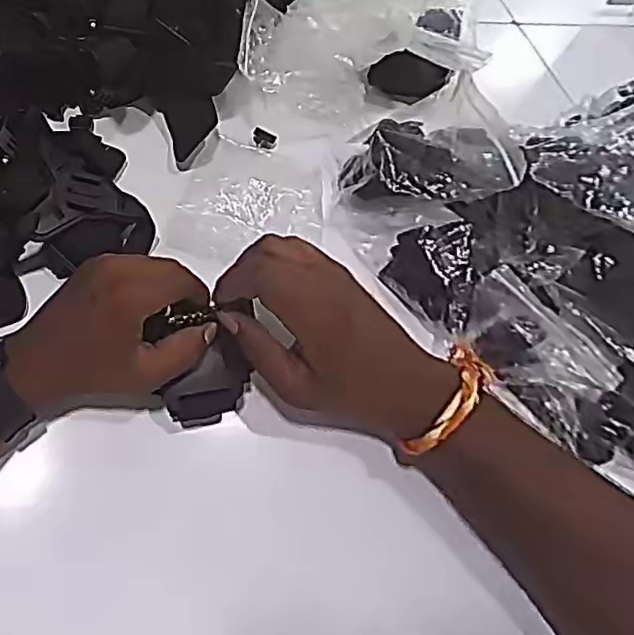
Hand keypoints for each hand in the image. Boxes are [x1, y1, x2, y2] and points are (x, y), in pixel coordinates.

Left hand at [4, 254, 213, 416]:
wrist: (38, 364)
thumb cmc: (81, 369)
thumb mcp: (146, 373)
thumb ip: (186, 351)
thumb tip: (206, 332)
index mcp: (127, 291)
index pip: (183, 278)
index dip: (200, 299)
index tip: (201, 318)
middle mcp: (112, 269)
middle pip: (169, 267)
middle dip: (184, 291)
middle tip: (185, 320)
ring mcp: (99, 264)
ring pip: (151, 263)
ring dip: (164, 285)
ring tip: (161, 319)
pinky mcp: (91, 267)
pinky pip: (130, 264)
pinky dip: (144, 281)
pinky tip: (139, 310)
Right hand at [214, 235, 457, 444]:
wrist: (409, 387)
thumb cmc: (359, 390)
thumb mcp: (295, 386)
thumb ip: (256, 349)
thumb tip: (230, 321)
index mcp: (310, 306)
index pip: (256, 271)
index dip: (230, 284)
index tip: (223, 305)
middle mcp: (322, 281)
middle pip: (264, 251)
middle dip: (239, 272)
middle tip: (232, 300)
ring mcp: (333, 273)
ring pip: (280, 244)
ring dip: (256, 263)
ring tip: (249, 292)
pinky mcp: (340, 273)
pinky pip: (297, 249)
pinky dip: (275, 260)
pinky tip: (273, 287)